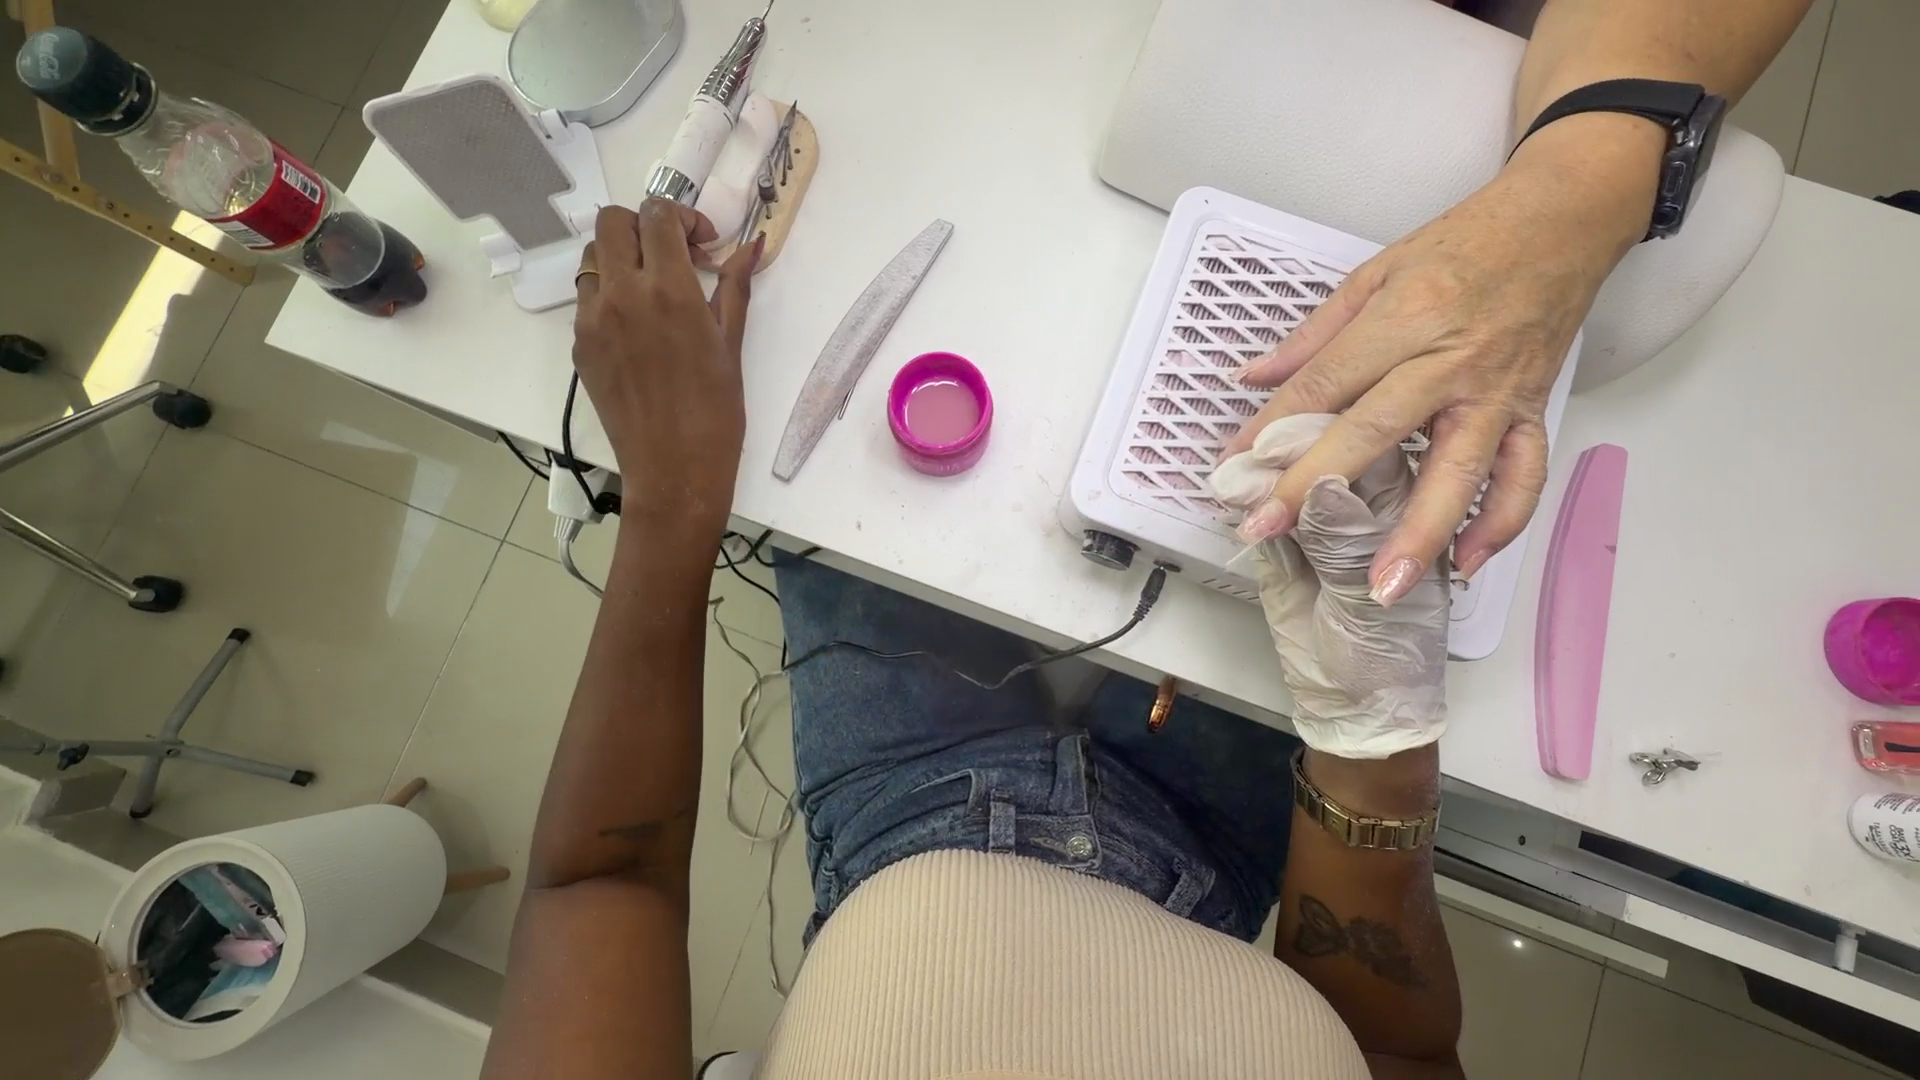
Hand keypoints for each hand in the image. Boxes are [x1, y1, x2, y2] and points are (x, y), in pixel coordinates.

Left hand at [572, 199, 762, 528]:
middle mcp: (622, 295)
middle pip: (613, 221)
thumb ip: (735, 288)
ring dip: (621, 256)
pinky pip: (587, 298)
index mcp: (668, 291)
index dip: (683, 218)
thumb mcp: (731, 346)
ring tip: (653, 289)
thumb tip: (751, 245)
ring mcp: (592, 319)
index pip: (658, 216)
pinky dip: (610, 294)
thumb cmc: (716, 414)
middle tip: (676, 257)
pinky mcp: (580, 345)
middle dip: (646, 226)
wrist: (674, 469)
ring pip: (591, 255)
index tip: (705, 245)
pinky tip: (638, 328)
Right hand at [1212, 415, 1447, 759]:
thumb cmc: (1385, 658)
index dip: (1328, 441)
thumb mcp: (1373, 605)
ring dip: (1260, 477)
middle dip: (1285, 455)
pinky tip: (1229, 495)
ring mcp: (1321, 529)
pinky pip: (1266, 516)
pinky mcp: (1286, 549)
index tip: (1285, 441)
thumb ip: (1348, 544)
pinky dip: (1247, 504)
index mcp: (1405, 515)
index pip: (1371, 454)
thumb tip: (1324, 483)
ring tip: (1230, 475)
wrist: (1353, 707)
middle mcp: (1364, 511)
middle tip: (1248, 458)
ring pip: (1290, 484)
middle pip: (1325, 459)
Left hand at [1222, 134, 1652, 605]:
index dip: (1269, 429)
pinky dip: (1501, 525)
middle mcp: (1450, 362)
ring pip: (1458, 472)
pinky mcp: (1532, 411)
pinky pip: (1523, 476)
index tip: (1231, 471)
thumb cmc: (1460, 245)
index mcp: (1403, 321)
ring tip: (1380, 585)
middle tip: (1267, 529)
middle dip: (1315, 486)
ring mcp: (1497, 393)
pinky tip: (1464, 565)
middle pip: (1375, 432)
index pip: (1322, 385)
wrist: (1563, 219)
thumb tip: (1249, 380)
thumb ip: (1310, 337)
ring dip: (1418, 534)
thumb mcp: (1373, 274)